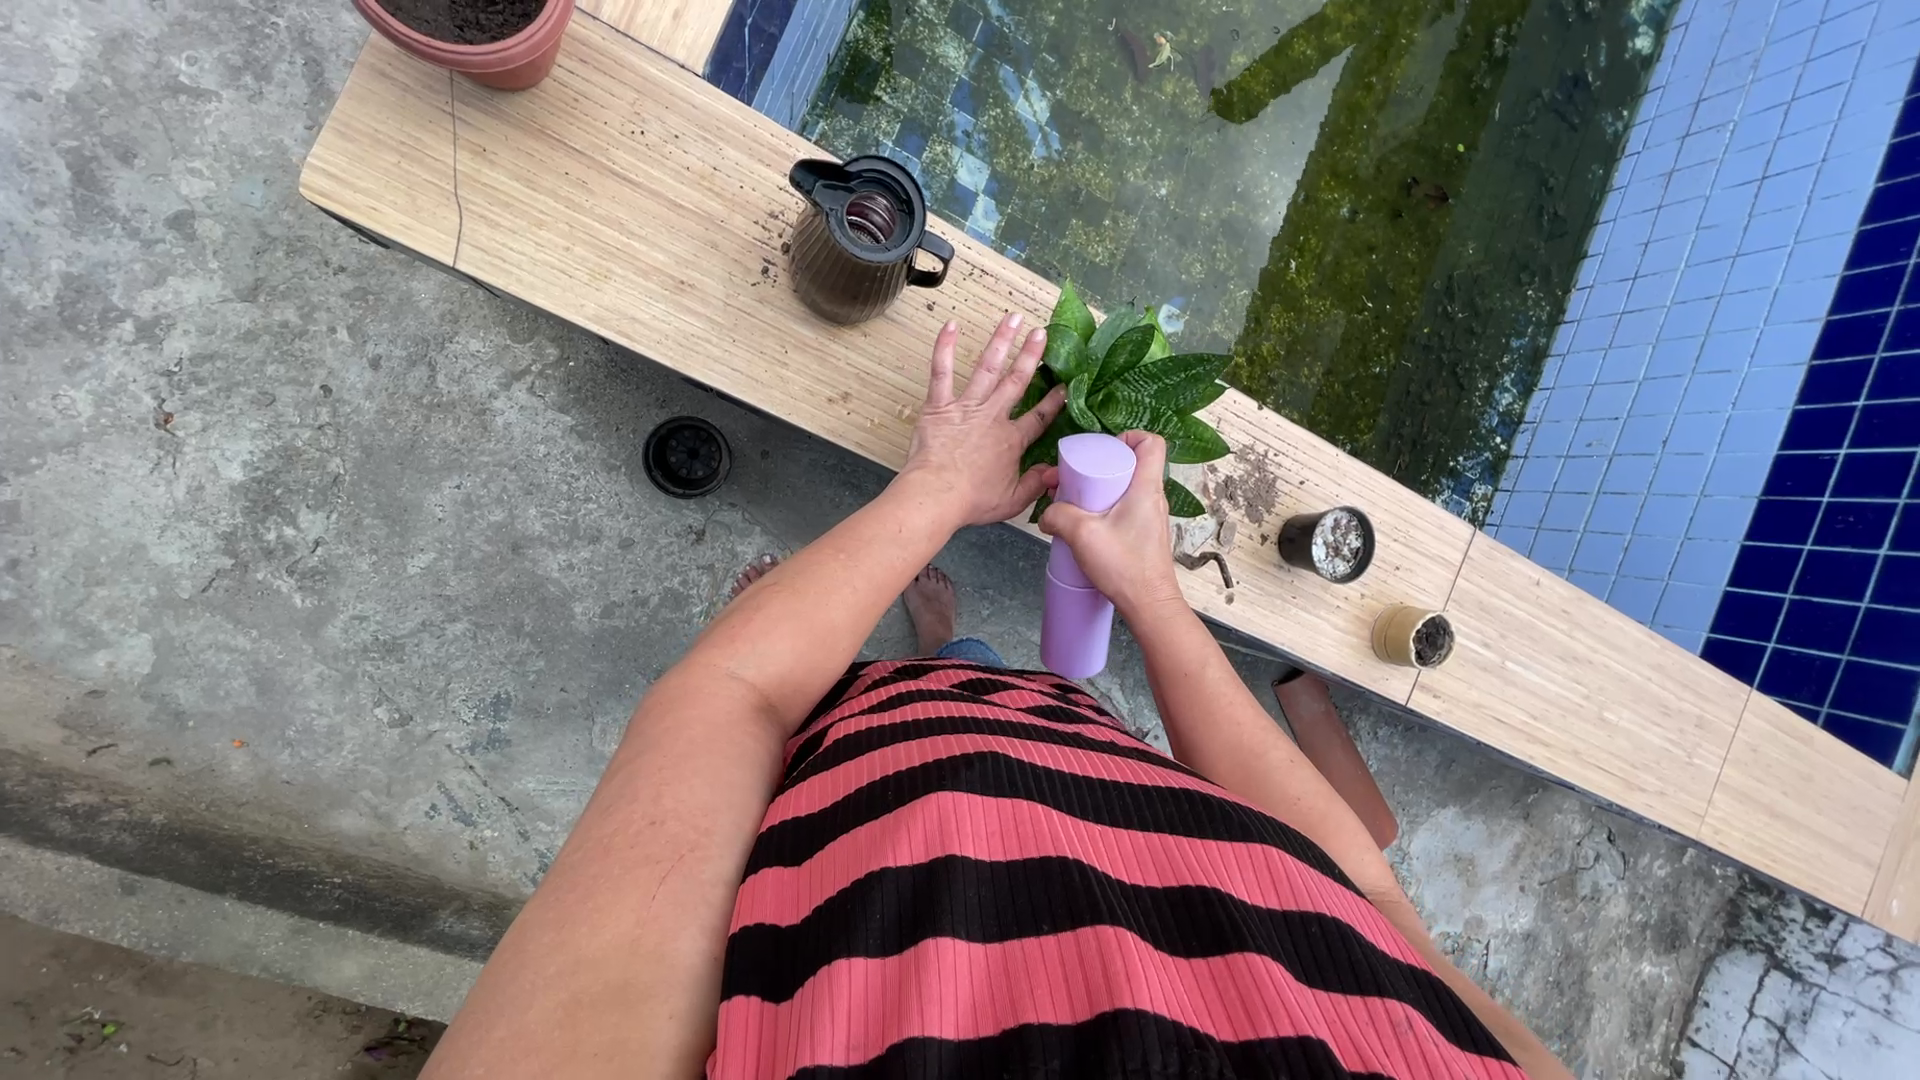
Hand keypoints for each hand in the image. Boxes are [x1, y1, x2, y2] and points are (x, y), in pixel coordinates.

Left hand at [897, 314, 1066, 527]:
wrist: (936, 495)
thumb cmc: (972, 501)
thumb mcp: (1013, 501)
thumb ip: (1035, 484)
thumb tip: (1055, 472)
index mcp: (1012, 440)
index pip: (1039, 417)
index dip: (1054, 401)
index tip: (1064, 385)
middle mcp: (993, 417)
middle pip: (1016, 381)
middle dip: (1031, 355)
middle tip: (1042, 333)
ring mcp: (966, 407)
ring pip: (987, 368)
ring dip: (1001, 341)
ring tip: (1012, 318)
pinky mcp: (939, 406)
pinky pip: (942, 372)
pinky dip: (946, 348)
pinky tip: (951, 325)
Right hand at [1038, 430, 1184, 619]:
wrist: (1148, 604)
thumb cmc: (1125, 567)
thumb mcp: (1082, 534)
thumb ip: (1058, 516)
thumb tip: (1047, 515)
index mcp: (1145, 487)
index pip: (1150, 443)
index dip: (1127, 437)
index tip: (1101, 449)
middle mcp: (1152, 497)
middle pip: (1130, 464)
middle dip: (1098, 466)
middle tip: (1075, 477)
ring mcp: (1149, 517)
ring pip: (1124, 488)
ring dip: (1097, 490)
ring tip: (1072, 503)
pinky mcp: (1142, 534)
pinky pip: (1122, 509)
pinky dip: (1102, 509)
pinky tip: (1083, 525)